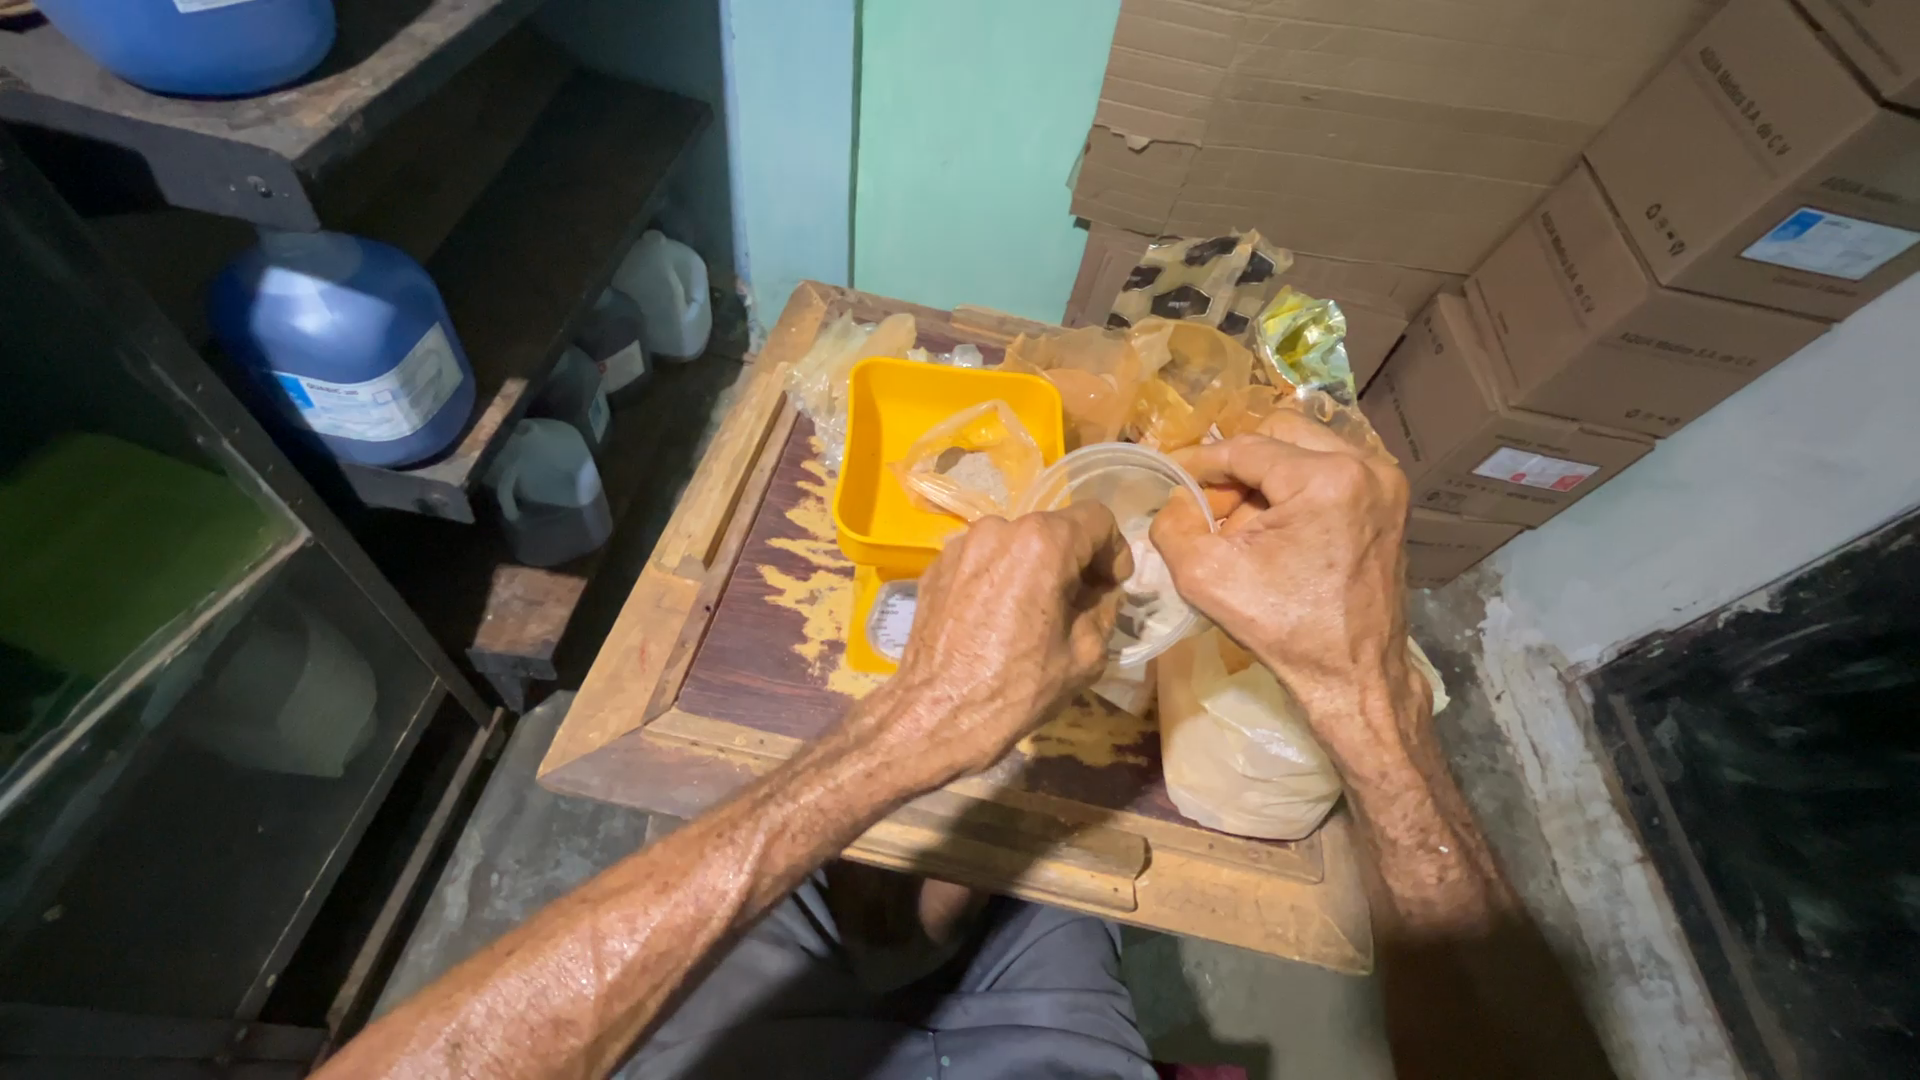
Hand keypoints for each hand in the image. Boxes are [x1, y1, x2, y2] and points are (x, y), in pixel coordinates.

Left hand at [855, 502, 1132, 787]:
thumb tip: (1100, 591)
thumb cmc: (1019, 688)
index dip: (1115, 550)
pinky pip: (983, 560)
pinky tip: (996, 620)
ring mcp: (960, 546)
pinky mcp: (935, 567)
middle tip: (1079, 604)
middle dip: (1074, 561)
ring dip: (1034, 569)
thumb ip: (1104, 607)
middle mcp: (998, 529)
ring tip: (1033, 615)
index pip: (1097, 519)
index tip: (1111, 585)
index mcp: (1042, 544)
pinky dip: (1000, 579)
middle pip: (1054, 530)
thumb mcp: (1086, 654)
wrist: (937, 714)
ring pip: (1015, 544)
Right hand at [1150, 412, 1416, 768]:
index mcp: (1327, 478)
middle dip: (1237, 466)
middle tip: (1211, 504)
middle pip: (1279, 434)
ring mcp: (1384, 483)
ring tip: (1241, 523)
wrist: (1354, 675)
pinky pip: (1326, 470)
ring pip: (1304, 449)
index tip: (1170, 474)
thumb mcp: (1204, 576)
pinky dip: (1292, 488)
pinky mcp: (1388, 503)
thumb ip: (1173, 524)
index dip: (1200, 461)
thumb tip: (1174, 498)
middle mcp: (1366, 466)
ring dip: (1264, 476)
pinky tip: (1272, 528)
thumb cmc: (1283, 629)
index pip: (1245, 447)